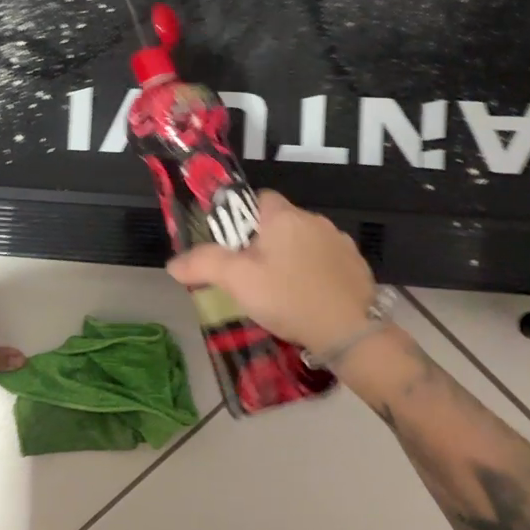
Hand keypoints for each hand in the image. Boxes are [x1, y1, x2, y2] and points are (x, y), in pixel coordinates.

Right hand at [166, 190, 382, 362]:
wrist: (349, 331)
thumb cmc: (288, 297)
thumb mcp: (237, 281)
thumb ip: (203, 265)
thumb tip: (173, 263)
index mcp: (283, 217)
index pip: (259, 199)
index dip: (243, 218)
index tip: (236, 246)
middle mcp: (314, 220)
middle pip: (281, 222)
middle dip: (267, 241)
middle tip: (252, 274)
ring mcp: (340, 242)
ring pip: (305, 241)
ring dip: (293, 256)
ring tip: (282, 289)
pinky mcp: (357, 264)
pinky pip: (327, 259)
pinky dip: (316, 272)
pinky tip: (310, 297)